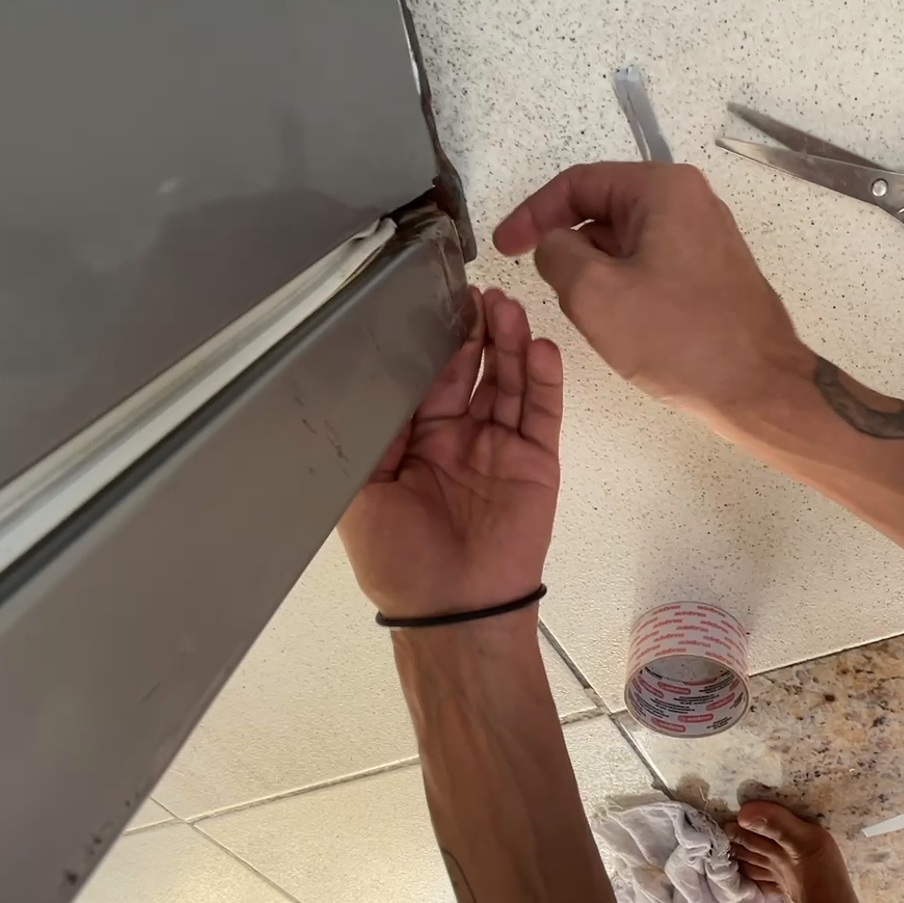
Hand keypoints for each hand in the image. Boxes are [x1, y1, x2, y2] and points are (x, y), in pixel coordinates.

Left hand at [337, 287, 561, 618]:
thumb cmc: (399, 559)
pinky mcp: (537, 460)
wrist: (455, 608)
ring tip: (508, 308)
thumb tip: (369, 376)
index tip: (437, 301)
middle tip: (480, 294)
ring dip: (510, 344)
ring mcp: (502, 447)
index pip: (428, 377)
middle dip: (475, 332)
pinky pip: (542, 412)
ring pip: (509, 383)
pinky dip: (544, 379)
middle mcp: (460, 437)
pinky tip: (540, 348)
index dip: (434, 341)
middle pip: (473, 371)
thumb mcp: (359, 492)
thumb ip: (369, 433)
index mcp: (416, 442)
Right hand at [493, 162, 811, 415]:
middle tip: (557, 297)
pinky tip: (626, 329)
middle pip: (604, 214)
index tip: (504, 248)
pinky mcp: (715, 276)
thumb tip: (554, 244)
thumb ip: (556, 254)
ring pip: (628, 247)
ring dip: (598, 277)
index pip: (577, 184)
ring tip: (594, 320)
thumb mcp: (595, 294)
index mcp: (662, 189)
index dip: (531, 214)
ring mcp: (707, 240)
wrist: (759, 388)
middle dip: (570, 252)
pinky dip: (627, 290)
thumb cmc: (678, 339)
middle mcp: (690, 202)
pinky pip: (654, 270)